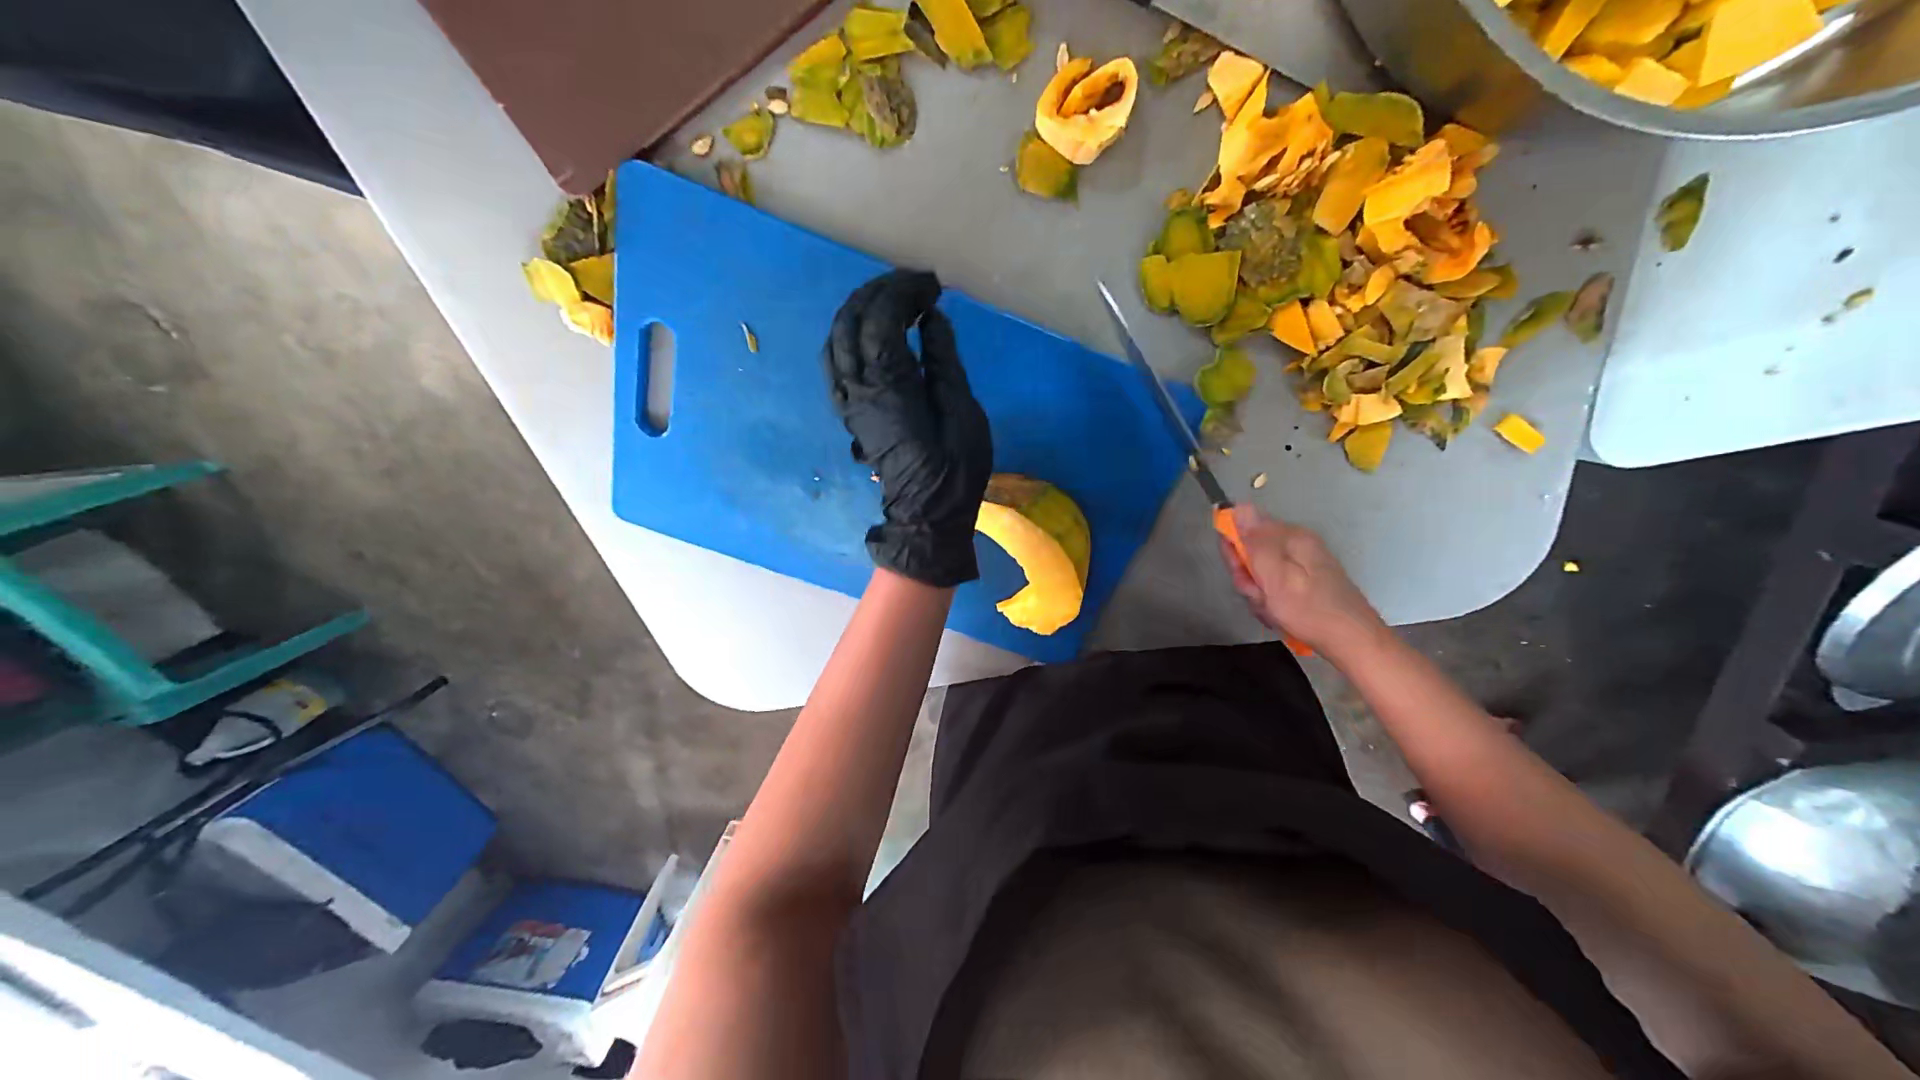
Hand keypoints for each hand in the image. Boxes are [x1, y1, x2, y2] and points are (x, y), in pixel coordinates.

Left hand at [825, 270, 992, 586]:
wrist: (926, 514)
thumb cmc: (954, 469)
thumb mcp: (962, 413)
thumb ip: (942, 361)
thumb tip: (932, 319)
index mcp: (890, 387)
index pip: (882, 320)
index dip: (903, 292)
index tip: (933, 285)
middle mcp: (858, 388)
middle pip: (853, 321)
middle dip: (881, 292)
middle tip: (915, 284)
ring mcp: (847, 400)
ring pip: (837, 338)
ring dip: (860, 309)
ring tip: (893, 299)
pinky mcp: (847, 410)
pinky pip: (834, 360)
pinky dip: (848, 335)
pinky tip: (868, 330)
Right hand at [1221, 504, 1385, 658]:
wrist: (1352, 641)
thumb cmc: (1309, 610)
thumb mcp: (1275, 576)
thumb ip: (1255, 542)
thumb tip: (1239, 506)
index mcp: (1291, 537)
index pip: (1245, 527)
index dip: (1234, 551)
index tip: (1242, 574)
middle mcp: (1299, 544)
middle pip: (1253, 551)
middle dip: (1248, 577)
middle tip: (1260, 596)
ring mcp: (1304, 564)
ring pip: (1261, 572)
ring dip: (1258, 593)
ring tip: (1271, 609)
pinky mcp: (1307, 582)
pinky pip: (1275, 585)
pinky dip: (1272, 600)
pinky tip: (1279, 614)